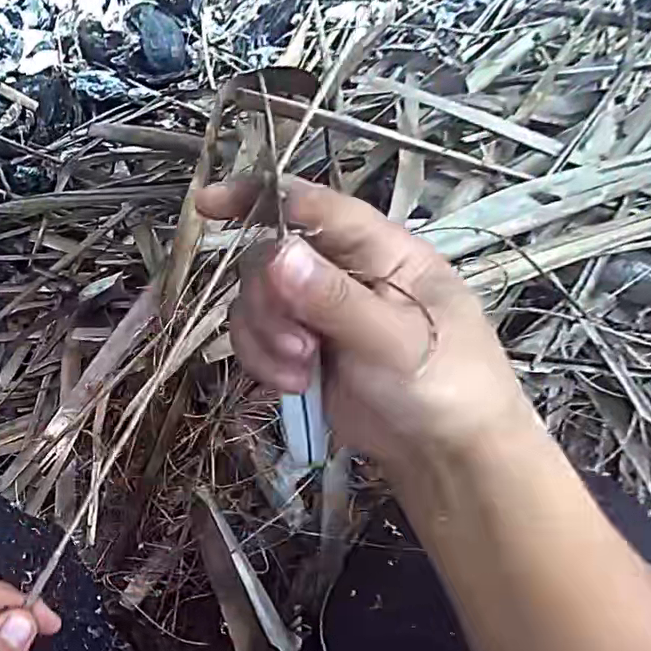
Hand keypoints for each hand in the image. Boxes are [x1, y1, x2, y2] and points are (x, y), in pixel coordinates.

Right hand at [199, 175, 540, 472]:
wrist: (441, 451)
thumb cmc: (443, 385)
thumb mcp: (394, 340)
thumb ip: (334, 299)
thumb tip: (277, 253)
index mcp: (379, 251)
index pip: (312, 208)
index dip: (257, 199)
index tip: (207, 204)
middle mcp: (340, 273)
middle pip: (267, 263)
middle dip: (270, 307)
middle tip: (300, 347)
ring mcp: (314, 312)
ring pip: (253, 304)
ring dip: (265, 341)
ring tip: (301, 373)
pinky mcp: (296, 348)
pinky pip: (252, 340)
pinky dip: (261, 362)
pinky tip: (294, 385)